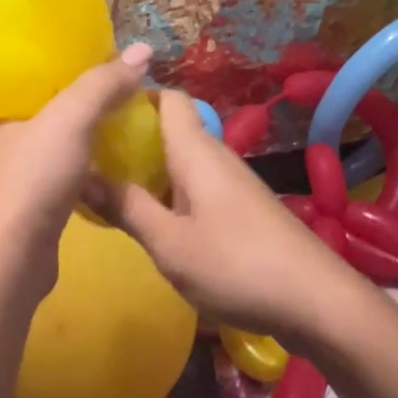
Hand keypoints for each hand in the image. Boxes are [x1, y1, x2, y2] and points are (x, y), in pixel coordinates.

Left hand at [0, 44, 151, 293]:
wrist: (11, 263)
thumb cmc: (29, 178)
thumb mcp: (70, 119)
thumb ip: (103, 84)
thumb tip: (143, 50)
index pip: (14, 68)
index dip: (48, 56)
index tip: (84, 48)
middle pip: (34, 102)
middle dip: (70, 92)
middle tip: (108, 77)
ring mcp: (2, 175)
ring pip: (45, 138)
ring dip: (75, 128)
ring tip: (112, 112)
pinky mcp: (22, 206)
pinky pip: (53, 170)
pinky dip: (77, 161)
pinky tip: (103, 156)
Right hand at [86, 88, 353, 341]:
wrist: (317, 302)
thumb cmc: (237, 264)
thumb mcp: (169, 243)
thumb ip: (126, 207)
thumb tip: (79, 174)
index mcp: (195, 149)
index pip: (167, 96)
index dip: (133, 96)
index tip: (95, 114)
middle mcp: (213, 155)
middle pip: (170, 127)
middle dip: (131, 136)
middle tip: (89, 157)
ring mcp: (230, 182)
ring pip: (181, 159)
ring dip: (148, 168)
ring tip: (109, 187)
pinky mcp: (240, 209)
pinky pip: (195, 184)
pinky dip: (169, 192)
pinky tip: (152, 219)